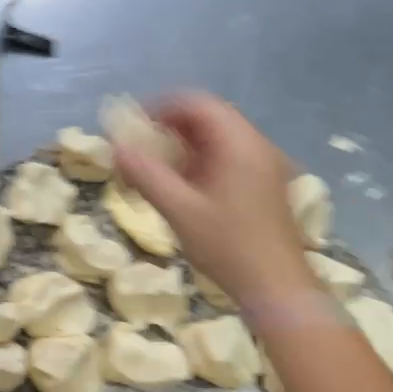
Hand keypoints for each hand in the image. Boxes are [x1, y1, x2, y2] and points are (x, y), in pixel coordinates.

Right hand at [111, 93, 317, 311]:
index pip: (198, 104)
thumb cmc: (227, 245)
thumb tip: (115, 146)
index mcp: (240, 146)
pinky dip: (195, 160)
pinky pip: (224, 156)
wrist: (276, 287)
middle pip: (207, 117)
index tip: (132, 126)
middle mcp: (256, 147)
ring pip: (214, 137)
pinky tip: (177, 185)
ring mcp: (262, 166)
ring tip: (151, 168)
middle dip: (167, 127)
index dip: (161, 107)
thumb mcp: (178, 209)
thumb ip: (145, 174)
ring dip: (179, 145)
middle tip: (137, 148)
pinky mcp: (261, 184)